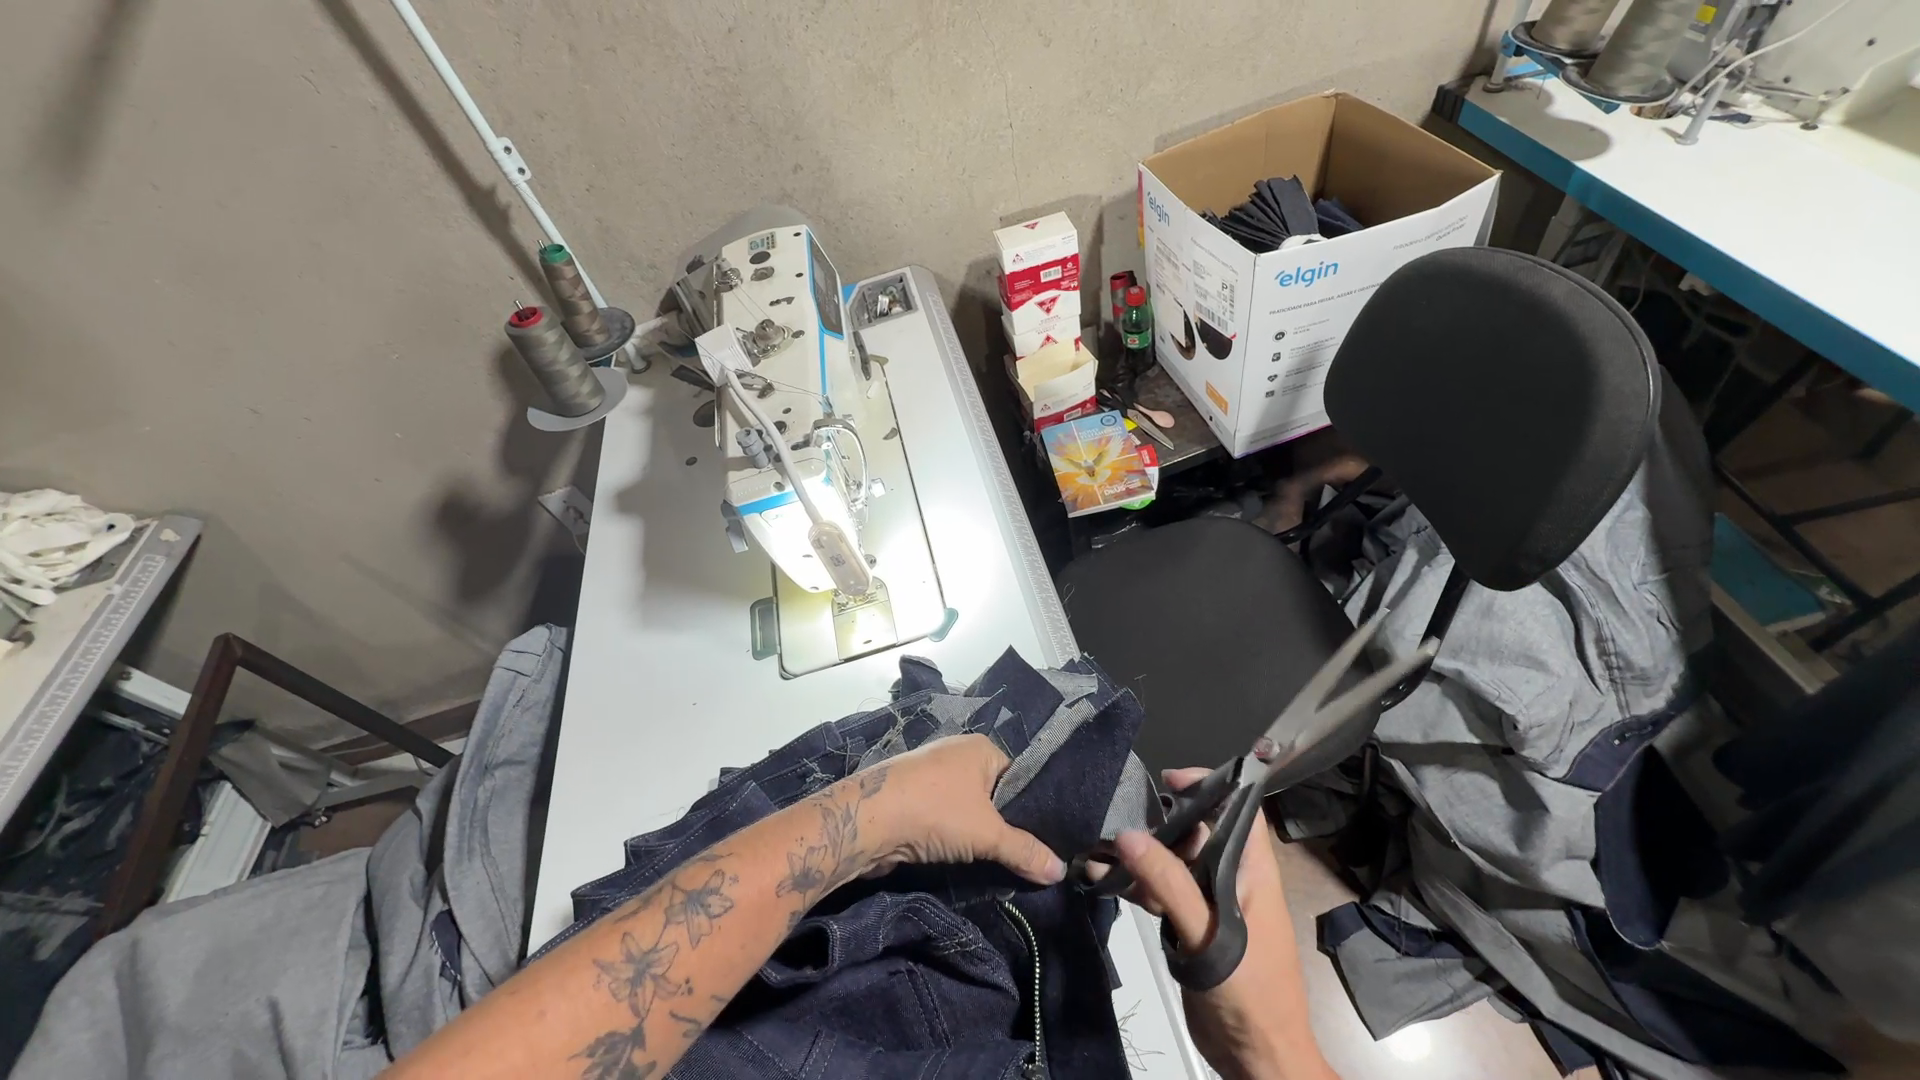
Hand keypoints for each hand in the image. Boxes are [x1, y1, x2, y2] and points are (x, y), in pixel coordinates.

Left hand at [852, 734, 1065, 885]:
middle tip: (1031, 860)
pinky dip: (955, 839)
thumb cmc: (935, 812)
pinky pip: (946, 820)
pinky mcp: (912, 799)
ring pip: (969, 810)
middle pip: (995, 796)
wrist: (867, 821)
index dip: (1035, 810)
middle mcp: (958, 755)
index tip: (1051, 842)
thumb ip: (1025, 851)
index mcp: (982, 748)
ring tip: (1003, 865)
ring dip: (979, 836)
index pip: (1021, 778)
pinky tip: (967, 861)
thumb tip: (1061, 870)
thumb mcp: (988, 835)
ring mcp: (932, 776)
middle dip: (1007, 826)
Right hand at [1114, 768, 1334, 1079]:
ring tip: (1100, 852)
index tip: (1169, 780)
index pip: (1241, 811)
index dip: (1212, 786)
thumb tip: (1129, 835)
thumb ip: (1169, 884)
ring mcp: (1213, 906)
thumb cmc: (1250, 996)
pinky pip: (1163, 894)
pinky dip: (1137, 886)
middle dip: (1161, 822)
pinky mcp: (1193, 928)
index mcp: (1253, 874)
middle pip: (1200, 833)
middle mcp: (1234, 882)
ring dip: (1141, 857)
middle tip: (1121, 817)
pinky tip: (1104, 881)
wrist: (1258, 1061)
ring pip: (1176, 864)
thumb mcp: (1210, 935)